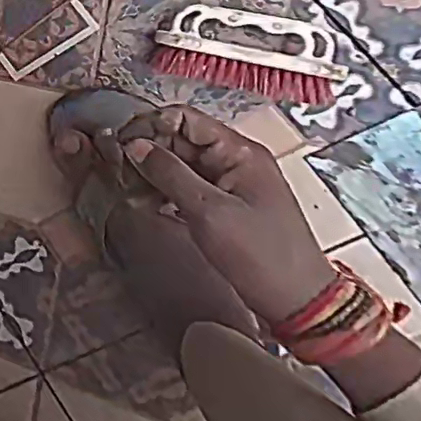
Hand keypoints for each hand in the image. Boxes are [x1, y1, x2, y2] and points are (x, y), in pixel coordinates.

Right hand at [119, 107, 336, 323]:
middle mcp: (234, 158)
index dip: (150, 125)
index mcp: (239, 151)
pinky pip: (188, 184)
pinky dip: (166, 190)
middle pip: (180, 138)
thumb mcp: (209, 212)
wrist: (299, 302)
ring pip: (181, 162)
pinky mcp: (225, 202)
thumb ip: (170, 174)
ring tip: (129, 189)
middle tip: (120, 170)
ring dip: (153, 172)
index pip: (185, 118)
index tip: (122, 143)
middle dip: (149, 150)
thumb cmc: (260, 256)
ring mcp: (230, 180)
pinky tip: (146, 203)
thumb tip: (135, 145)